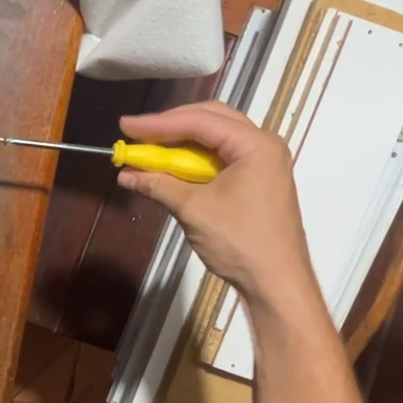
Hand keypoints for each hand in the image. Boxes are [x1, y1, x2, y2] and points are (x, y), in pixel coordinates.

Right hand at [117, 102, 321, 319]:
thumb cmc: (240, 242)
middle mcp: (263, 145)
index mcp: (255, 145)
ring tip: (149, 148)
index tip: (126, 126)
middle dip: (170, 126)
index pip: (200, 121)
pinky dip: (193, 160)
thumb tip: (125, 175)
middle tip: (136, 133)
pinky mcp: (258, 180)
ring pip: (215, 138)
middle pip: (211, 120)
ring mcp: (263, 162)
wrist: (276, 282)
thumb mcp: (193, 210)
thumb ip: (159, 185)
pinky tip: (171, 167)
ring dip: (181, 143)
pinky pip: (221, 157)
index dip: (158, 123)